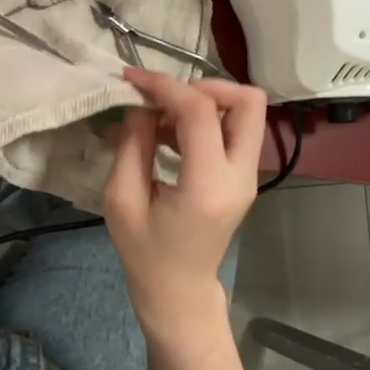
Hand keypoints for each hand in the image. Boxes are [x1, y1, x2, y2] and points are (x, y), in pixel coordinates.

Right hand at [104, 67, 268, 329]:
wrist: (178, 290)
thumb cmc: (144, 253)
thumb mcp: (122, 200)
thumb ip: (132, 147)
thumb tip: (141, 106)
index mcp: (207, 186)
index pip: (200, 112)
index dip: (166, 86)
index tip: (132, 79)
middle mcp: (239, 176)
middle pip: (248, 101)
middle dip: (204, 87)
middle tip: (164, 98)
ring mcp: (247, 177)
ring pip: (246, 112)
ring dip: (204, 103)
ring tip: (158, 119)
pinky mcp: (242, 178)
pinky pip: (234, 131)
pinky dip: (204, 120)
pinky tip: (166, 135)